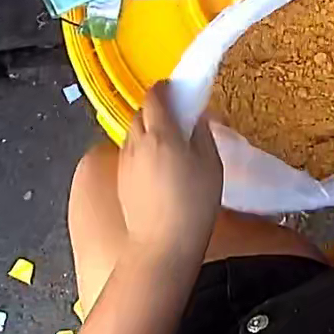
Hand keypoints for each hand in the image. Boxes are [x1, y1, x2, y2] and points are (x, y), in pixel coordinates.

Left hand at [118, 81, 222, 258]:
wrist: (163, 245)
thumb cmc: (194, 205)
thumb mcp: (212, 165)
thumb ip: (204, 134)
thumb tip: (199, 117)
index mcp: (161, 133)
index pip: (155, 96)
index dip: (166, 88)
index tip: (178, 89)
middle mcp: (137, 142)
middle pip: (141, 112)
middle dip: (158, 108)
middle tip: (179, 116)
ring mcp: (125, 161)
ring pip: (134, 132)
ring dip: (149, 129)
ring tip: (171, 143)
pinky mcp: (121, 179)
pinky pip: (130, 152)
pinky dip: (143, 149)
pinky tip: (161, 166)